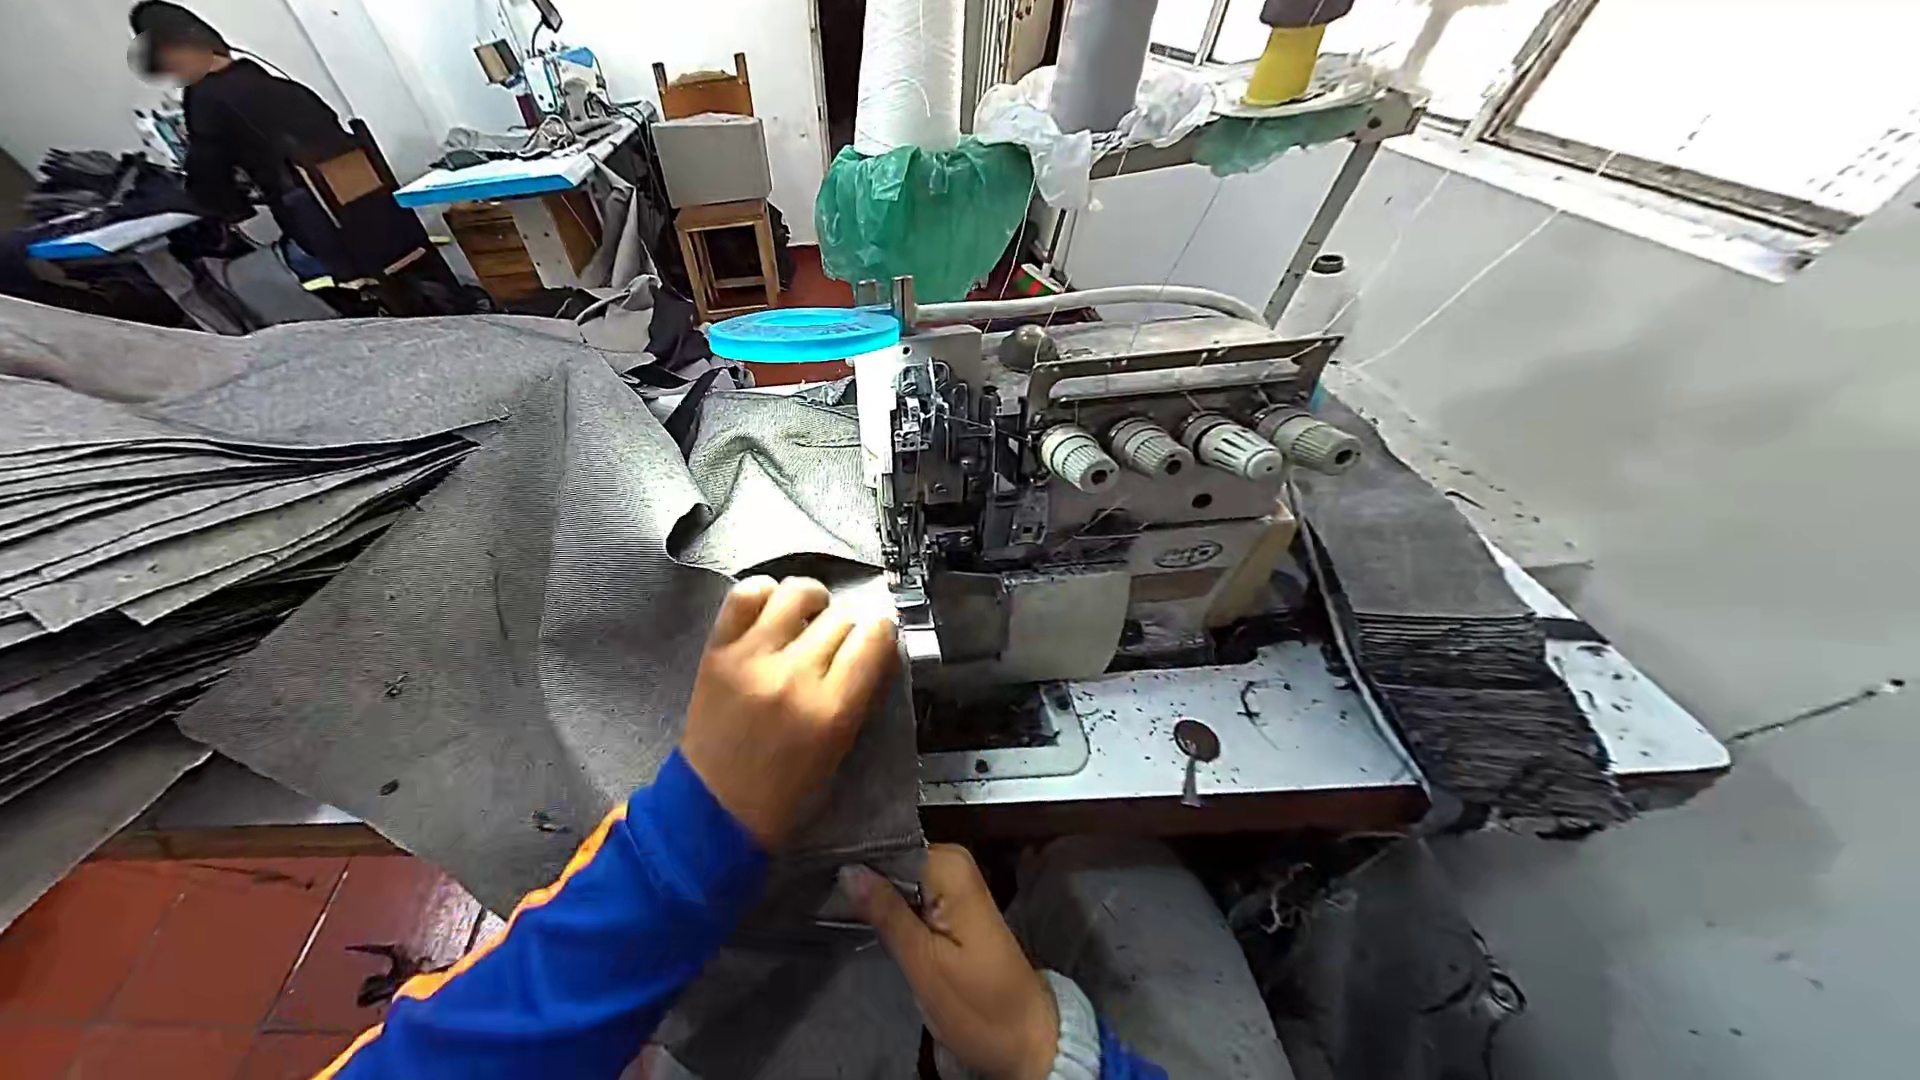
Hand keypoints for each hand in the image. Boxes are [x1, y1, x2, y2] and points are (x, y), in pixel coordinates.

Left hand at [680, 575, 898, 848]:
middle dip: (849, 623)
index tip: (875, 637)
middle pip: (841, 615)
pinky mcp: (717, 650)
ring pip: (798, 592)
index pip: (875, 636)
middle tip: (838, 640)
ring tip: (807, 618)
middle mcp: (793, 677)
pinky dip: (765, 592)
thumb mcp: (842, 745)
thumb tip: (876, 642)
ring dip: (813, 600)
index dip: (881, 631)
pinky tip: (772, 611)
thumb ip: (861, 691)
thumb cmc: (788, 788)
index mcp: (832, 709)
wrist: (714, 808)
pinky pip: (746, 594)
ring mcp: (751, 659)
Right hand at [843, 845, 1058, 1079]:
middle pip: (893, 857)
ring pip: (898, 872)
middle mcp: (954, 860)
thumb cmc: (978, 1005)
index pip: (890, 847)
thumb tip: (849, 871)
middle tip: (831, 900)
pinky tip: (869, 915)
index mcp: (950, 866)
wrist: (1023, 1033)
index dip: (859, 863)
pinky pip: (911, 887)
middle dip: (865, 878)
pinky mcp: (951, 895)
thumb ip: (887, 913)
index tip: (827, 880)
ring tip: (843, 907)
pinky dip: (891, 902)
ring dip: (875, 892)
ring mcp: (953, 877)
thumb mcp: (924, 965)